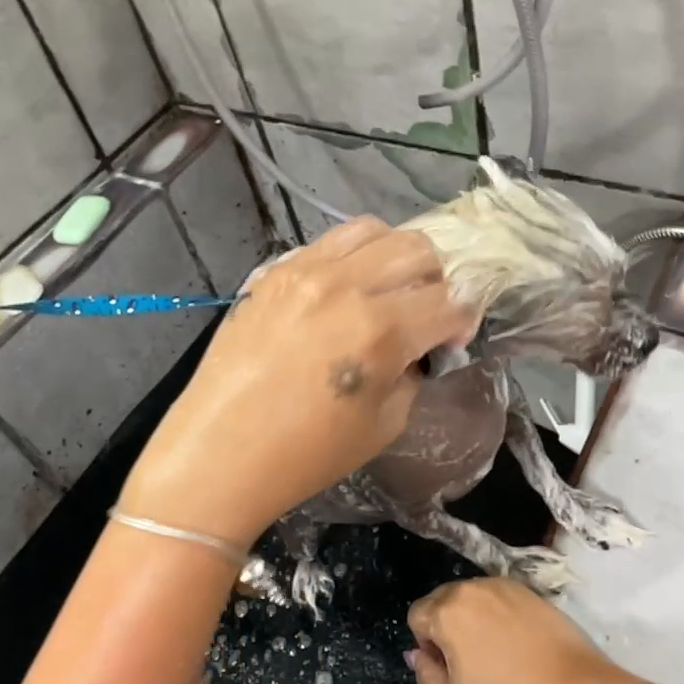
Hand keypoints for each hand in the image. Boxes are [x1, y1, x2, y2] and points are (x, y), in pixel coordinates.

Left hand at [119, 217, 475, 544]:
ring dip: (395, 256)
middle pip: (418, 248)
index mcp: (380, 329)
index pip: (449, 301)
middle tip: (425, 312)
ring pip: (374, 230)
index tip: (453, 339)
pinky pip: (328, 241)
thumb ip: (412, 371)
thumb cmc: (307, 453)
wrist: (220, 451)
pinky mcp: (275, 270)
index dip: (464, 320)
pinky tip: (344, 290)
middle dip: (437, 279)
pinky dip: (352, 256)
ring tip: (386, 290)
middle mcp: (346, 285)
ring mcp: (305, 270)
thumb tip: (419, 346)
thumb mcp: (385, 424)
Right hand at [406, 577, 613, 683]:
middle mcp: (468, 588)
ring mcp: (499, 585)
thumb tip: (417, 654)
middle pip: (440, 601)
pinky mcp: (525, 588)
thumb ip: (425, 677)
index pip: (416, 616)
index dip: (426, 644)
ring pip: (469, 597)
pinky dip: (497, 613)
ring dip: (471, 617)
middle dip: (445, 626)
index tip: (449, 667)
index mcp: (445, 612)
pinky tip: (516, 640)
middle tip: (470, 661)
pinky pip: (496, 596)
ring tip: (495, 650)